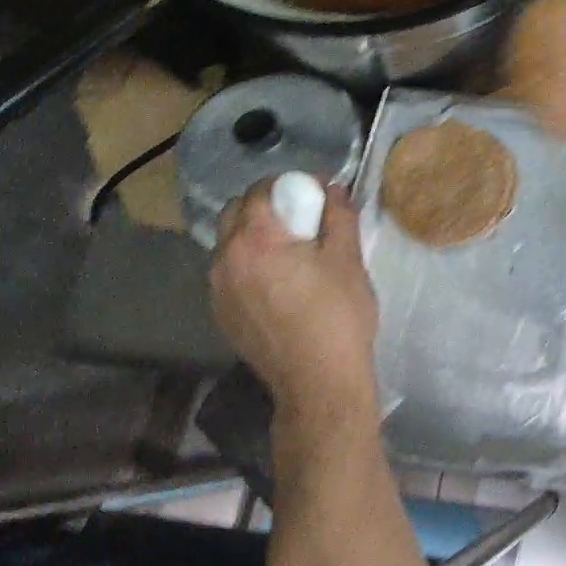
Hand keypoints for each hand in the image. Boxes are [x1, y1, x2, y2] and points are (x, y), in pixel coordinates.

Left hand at [210, 178, 379, 425]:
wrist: (318, 381)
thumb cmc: (338, 316)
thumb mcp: (348, 260)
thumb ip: (339, 217)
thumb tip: (333, 190)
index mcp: (256, 240)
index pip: (261, 191)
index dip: (289, 184)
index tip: (317, 194)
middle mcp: (226, 259)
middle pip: (235, 212)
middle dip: (266, 206)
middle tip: (302, 218)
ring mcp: (217, 289)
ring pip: (229, 244)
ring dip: (254, 235)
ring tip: (291, 251)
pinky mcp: (221, 313)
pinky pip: (229, 272)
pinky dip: (249, 263)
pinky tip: (279, 282)